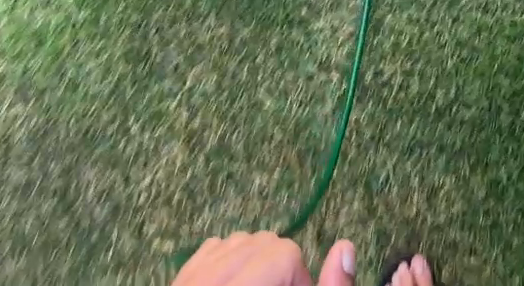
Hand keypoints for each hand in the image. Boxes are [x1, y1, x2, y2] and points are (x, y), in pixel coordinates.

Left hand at [172, 232, 353, 285]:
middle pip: (262, 243)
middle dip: (281, 270)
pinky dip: (229, 263)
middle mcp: (207, 285)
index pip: (284, 255)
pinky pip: (211, 251)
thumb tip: (344, 246)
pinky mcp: (179, 284)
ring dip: (257, 263)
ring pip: (236, 242)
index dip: (300, 281)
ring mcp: (187, 284)